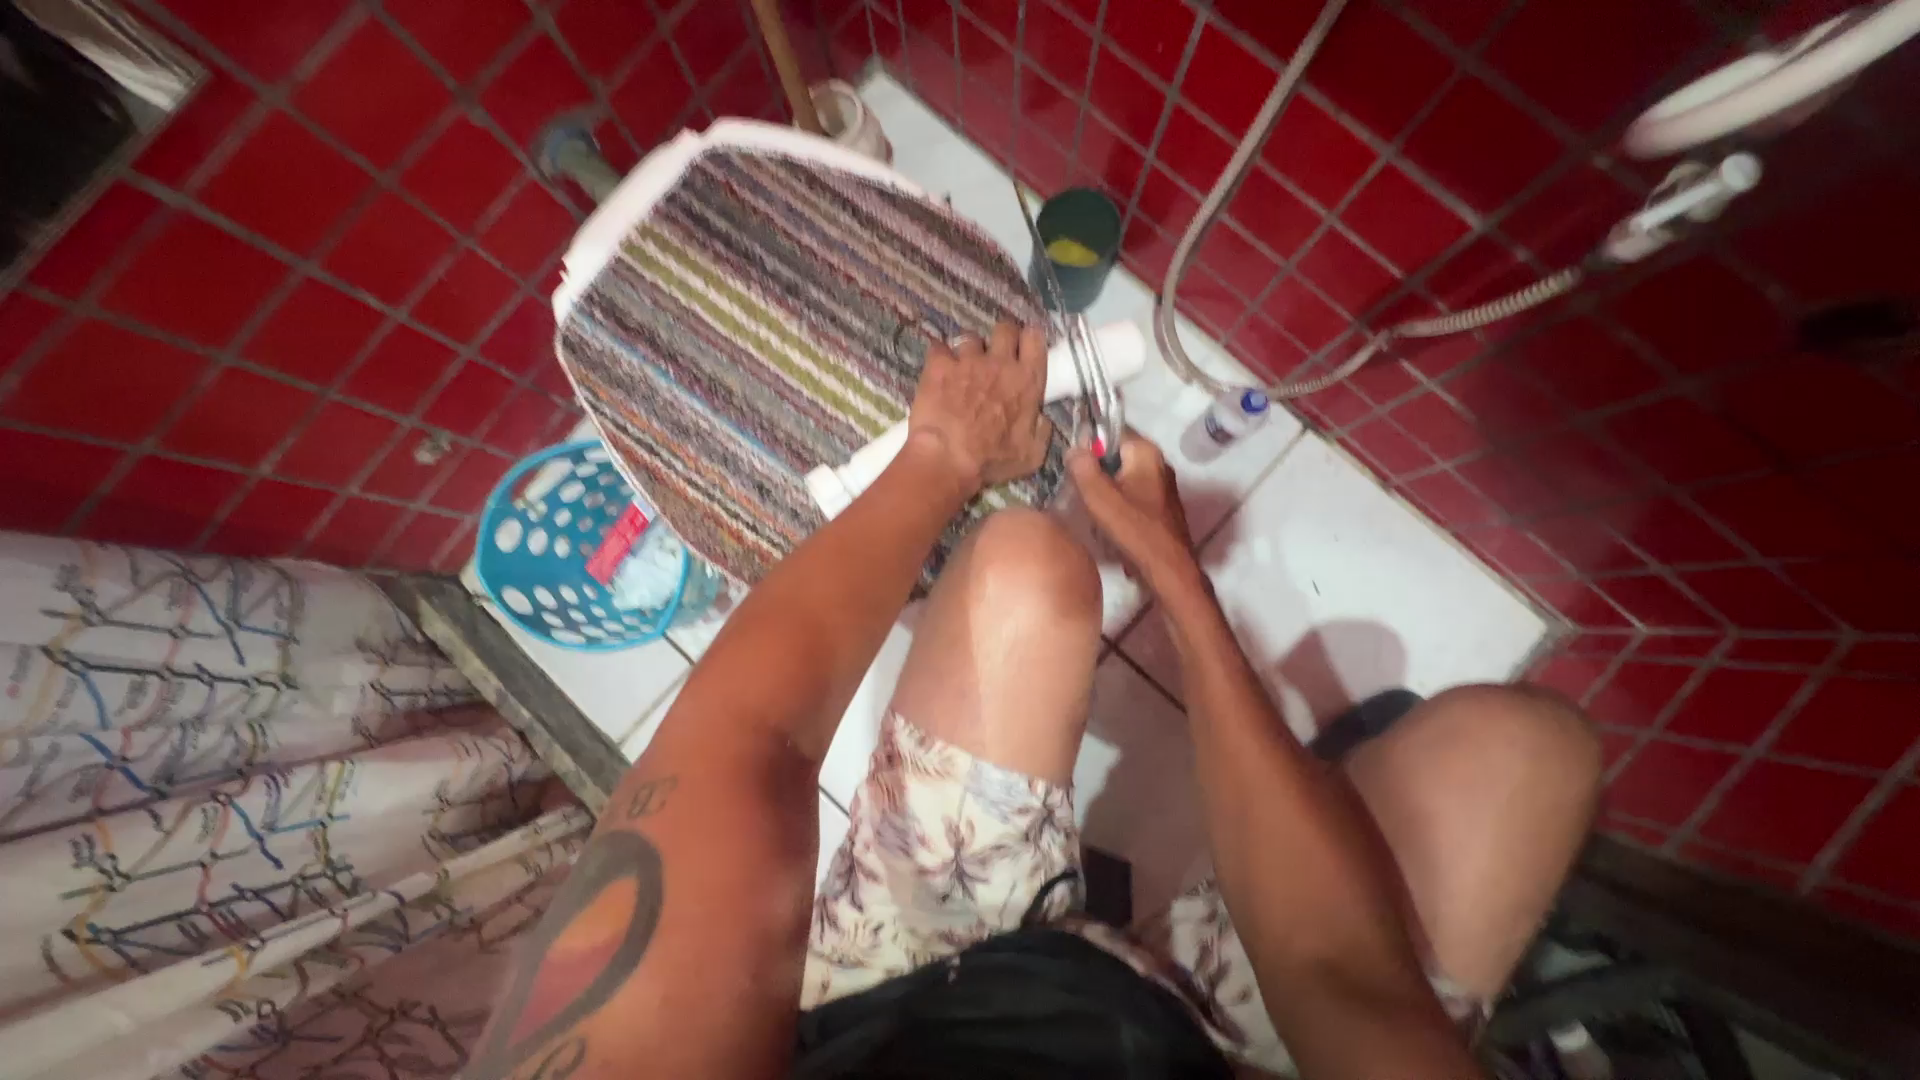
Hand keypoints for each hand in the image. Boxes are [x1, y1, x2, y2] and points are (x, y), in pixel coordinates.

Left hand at [905, 322, 1053, 496]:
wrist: (948, 458)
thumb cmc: (991, 460)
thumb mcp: (1031, 454)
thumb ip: (1041, 430)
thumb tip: (1041, 418)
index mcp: (1027, 380)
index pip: (1035, 338)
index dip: (1029, 339)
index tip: (1023, 349)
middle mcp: (1000, 362)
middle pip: (1005, 328)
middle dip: (1001, 337)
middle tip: (994, 356)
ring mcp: (968, 360)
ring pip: (971, 338)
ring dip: (969, 351)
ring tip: (963, 368)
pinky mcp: (939, 365)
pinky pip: (939, 348)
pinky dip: (940, 357)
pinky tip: (938, 371)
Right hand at [1068, 433, 1200, 589]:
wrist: (1168, 569)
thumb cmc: (1134, 530)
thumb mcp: (1099, 498)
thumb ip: (1083, 469)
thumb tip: (1073, 450)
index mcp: (1146, 453)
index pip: (1111, 432)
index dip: (1088, 444)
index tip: (1072, 464)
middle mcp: (1158, 463)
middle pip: (1116, 456)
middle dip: (1095, 471)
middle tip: (1077, 489)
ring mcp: (1162, 486)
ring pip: (1123, 478)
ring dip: (1105, 491)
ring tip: (1090, 508)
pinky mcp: (1161, 507)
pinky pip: (1132, 496)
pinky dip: (1117, 505)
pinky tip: (1107, 522)